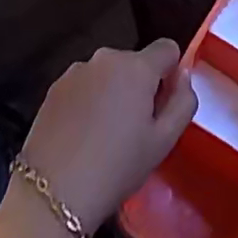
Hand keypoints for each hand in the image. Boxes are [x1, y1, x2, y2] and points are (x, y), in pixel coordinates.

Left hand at [17, 39, 196, 232]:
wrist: (54, 190)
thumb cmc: (118, 166)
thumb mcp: (164, 141)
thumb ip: (183, 101)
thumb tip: (183, 75)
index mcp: (136, 66)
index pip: (167, 48)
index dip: (171, 72)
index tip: (164, 103)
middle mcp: (104, 58)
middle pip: (135, 62)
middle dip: (141, 85)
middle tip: (137, 128)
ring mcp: (75, 70)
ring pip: (107, 74)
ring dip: (113, 92)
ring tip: (106, 134)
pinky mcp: (53, 87)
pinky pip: (84, 85)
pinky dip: (89, 100)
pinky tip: (82, 134)